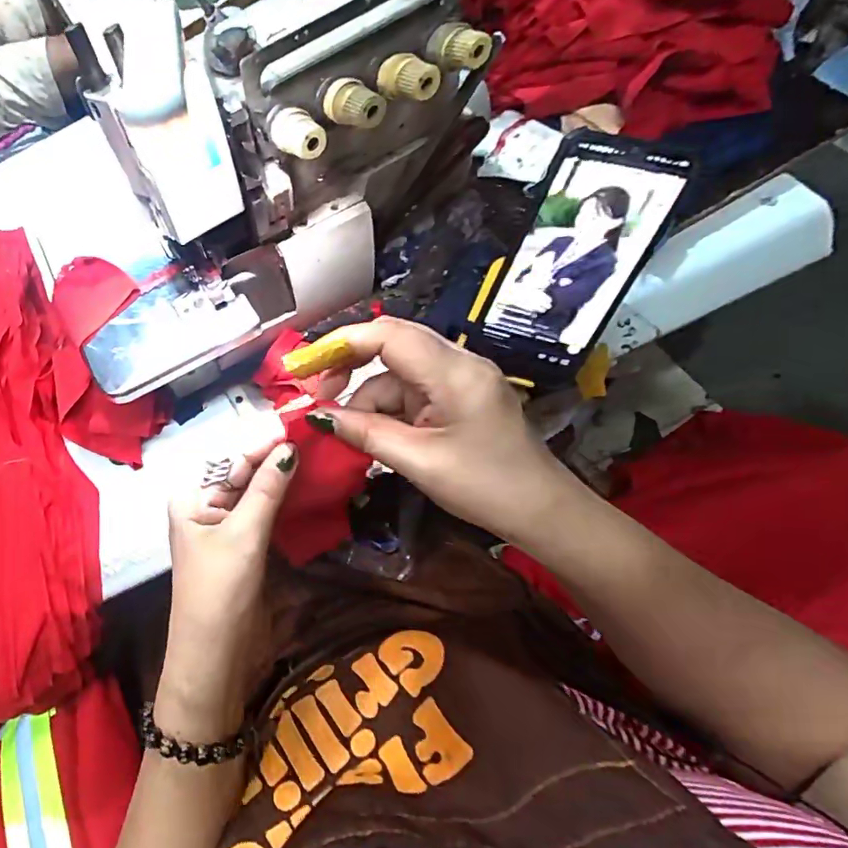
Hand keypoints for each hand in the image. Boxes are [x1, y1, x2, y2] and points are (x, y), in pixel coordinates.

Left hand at [158, 439, 296, 738]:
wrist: (215, 653)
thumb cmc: (220, 589)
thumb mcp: (243, 535)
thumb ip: (266, 490)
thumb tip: (287, 448)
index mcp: (191, 499)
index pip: (229, 460)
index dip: (262, 443)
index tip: (298, 426)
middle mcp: (204, 508)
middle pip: (243, 475)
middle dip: (276, 460)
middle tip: (317, 439)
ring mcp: (225, 529)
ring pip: (257, 495)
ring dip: (284, 481)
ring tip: (320, 458)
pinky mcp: (244, 548)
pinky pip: (265, 517)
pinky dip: (285, 504)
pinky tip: (309, 490)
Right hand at [306, 317, 586, 542]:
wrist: (542, 512)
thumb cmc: (485, 486)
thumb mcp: (417, 461)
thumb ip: (365, 433)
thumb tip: (318, 416)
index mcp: (453, 372)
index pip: (387, 335)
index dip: (340, 344)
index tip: (304, 367)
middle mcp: (457, 364)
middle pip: (389, 344)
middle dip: (347, 366)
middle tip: (316, 395)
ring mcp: (457, 379)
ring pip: (393, 374)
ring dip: (366, 401)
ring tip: (350, 437)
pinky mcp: (456, 397)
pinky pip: (407, 392)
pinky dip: (384, 411)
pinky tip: (374, 437)